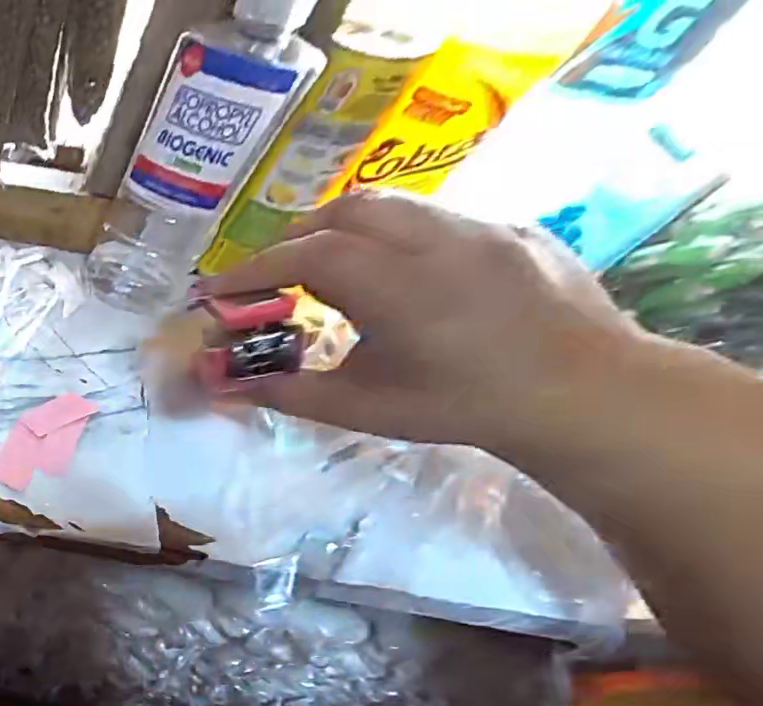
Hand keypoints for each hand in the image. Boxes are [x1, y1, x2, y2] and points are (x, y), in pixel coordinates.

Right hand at [200, 190, 652, 450]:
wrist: (582, 392)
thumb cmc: (457, 406)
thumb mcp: (356, 407)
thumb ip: (284, 391)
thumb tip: (224, 387)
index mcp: (403, 288)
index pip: (310, 254)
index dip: (253, 269)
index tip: (215, 290)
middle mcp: (443, 243)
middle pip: (348, 211)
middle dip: (292, 238)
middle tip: (264, 275)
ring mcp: (483, 229)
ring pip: (391, 205)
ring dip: (337, 230)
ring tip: (314, 268)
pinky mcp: (509, 230)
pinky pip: (429, 218)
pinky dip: (383, 236)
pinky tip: (381, 275)